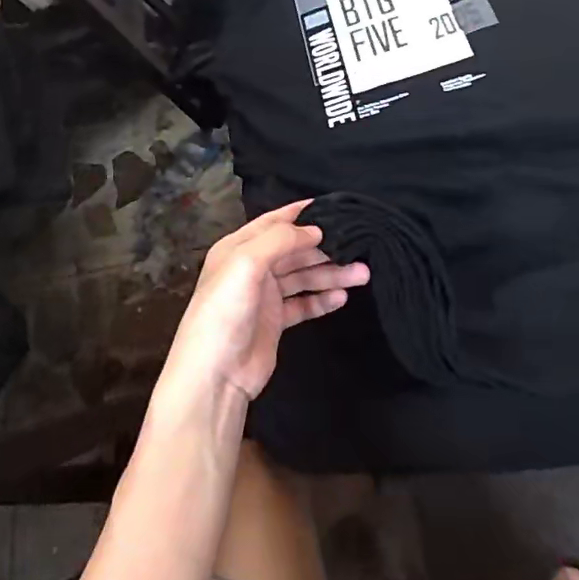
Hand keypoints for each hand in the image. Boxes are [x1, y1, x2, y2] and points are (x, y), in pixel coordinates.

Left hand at [164, 201, 369, 403]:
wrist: (216, 371)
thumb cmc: (225, 310)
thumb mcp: (246, 263)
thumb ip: (279, 240)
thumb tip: (314, 230)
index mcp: (238, 248)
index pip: (273, 222)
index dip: (301, 214)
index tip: (334, 208)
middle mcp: (251, 267)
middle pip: (293, 251)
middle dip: (324, 248)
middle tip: (360, 247)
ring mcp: (263, 295)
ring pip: (302, 277)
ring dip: (330, 274)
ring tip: (363, 274)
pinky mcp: (275, 321)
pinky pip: (303, 303)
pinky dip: (321, 299)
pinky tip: (342, 297)